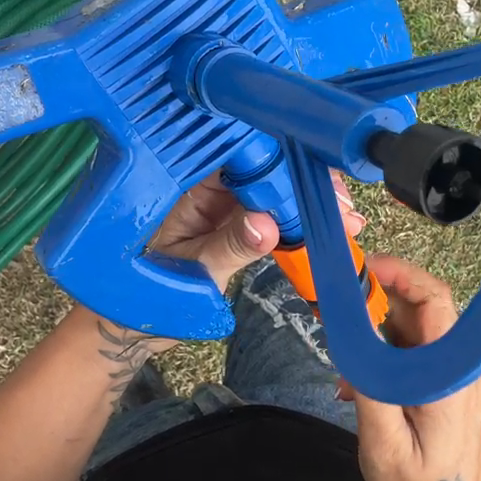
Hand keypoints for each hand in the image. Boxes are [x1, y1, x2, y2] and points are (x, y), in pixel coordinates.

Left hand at [147, 170, 368, 291]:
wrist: (134, 325)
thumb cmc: (148, 298)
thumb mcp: (194, 273)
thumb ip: (230, 248)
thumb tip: (266, 225)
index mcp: (185, 185)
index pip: (236, 155)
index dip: (277, 162)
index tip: (312, 179)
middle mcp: (204, 184)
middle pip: (261, 164)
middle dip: (303, 177)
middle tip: (339, 199)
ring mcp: (222, 202)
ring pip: (272, 185)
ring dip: (308, 196)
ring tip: (346, 215)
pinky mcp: (235, 220)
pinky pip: (272, 209)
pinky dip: (300, 215)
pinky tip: (332, 223)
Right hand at [345, 255, 480, 480]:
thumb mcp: (383, 442)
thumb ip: (369, 380)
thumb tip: (351, 327)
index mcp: (451, 372)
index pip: (435, 299)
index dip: (399, 274)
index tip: (358, 270)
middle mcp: (461, 363)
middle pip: (424, 305)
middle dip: (378, 293)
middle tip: (335, 300)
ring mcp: (457, 372)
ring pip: (415, 326)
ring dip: (376, 323)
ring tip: (337, 338)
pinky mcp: (447, 383)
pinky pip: (414, 350)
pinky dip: (382, 349)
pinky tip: (355, 379)